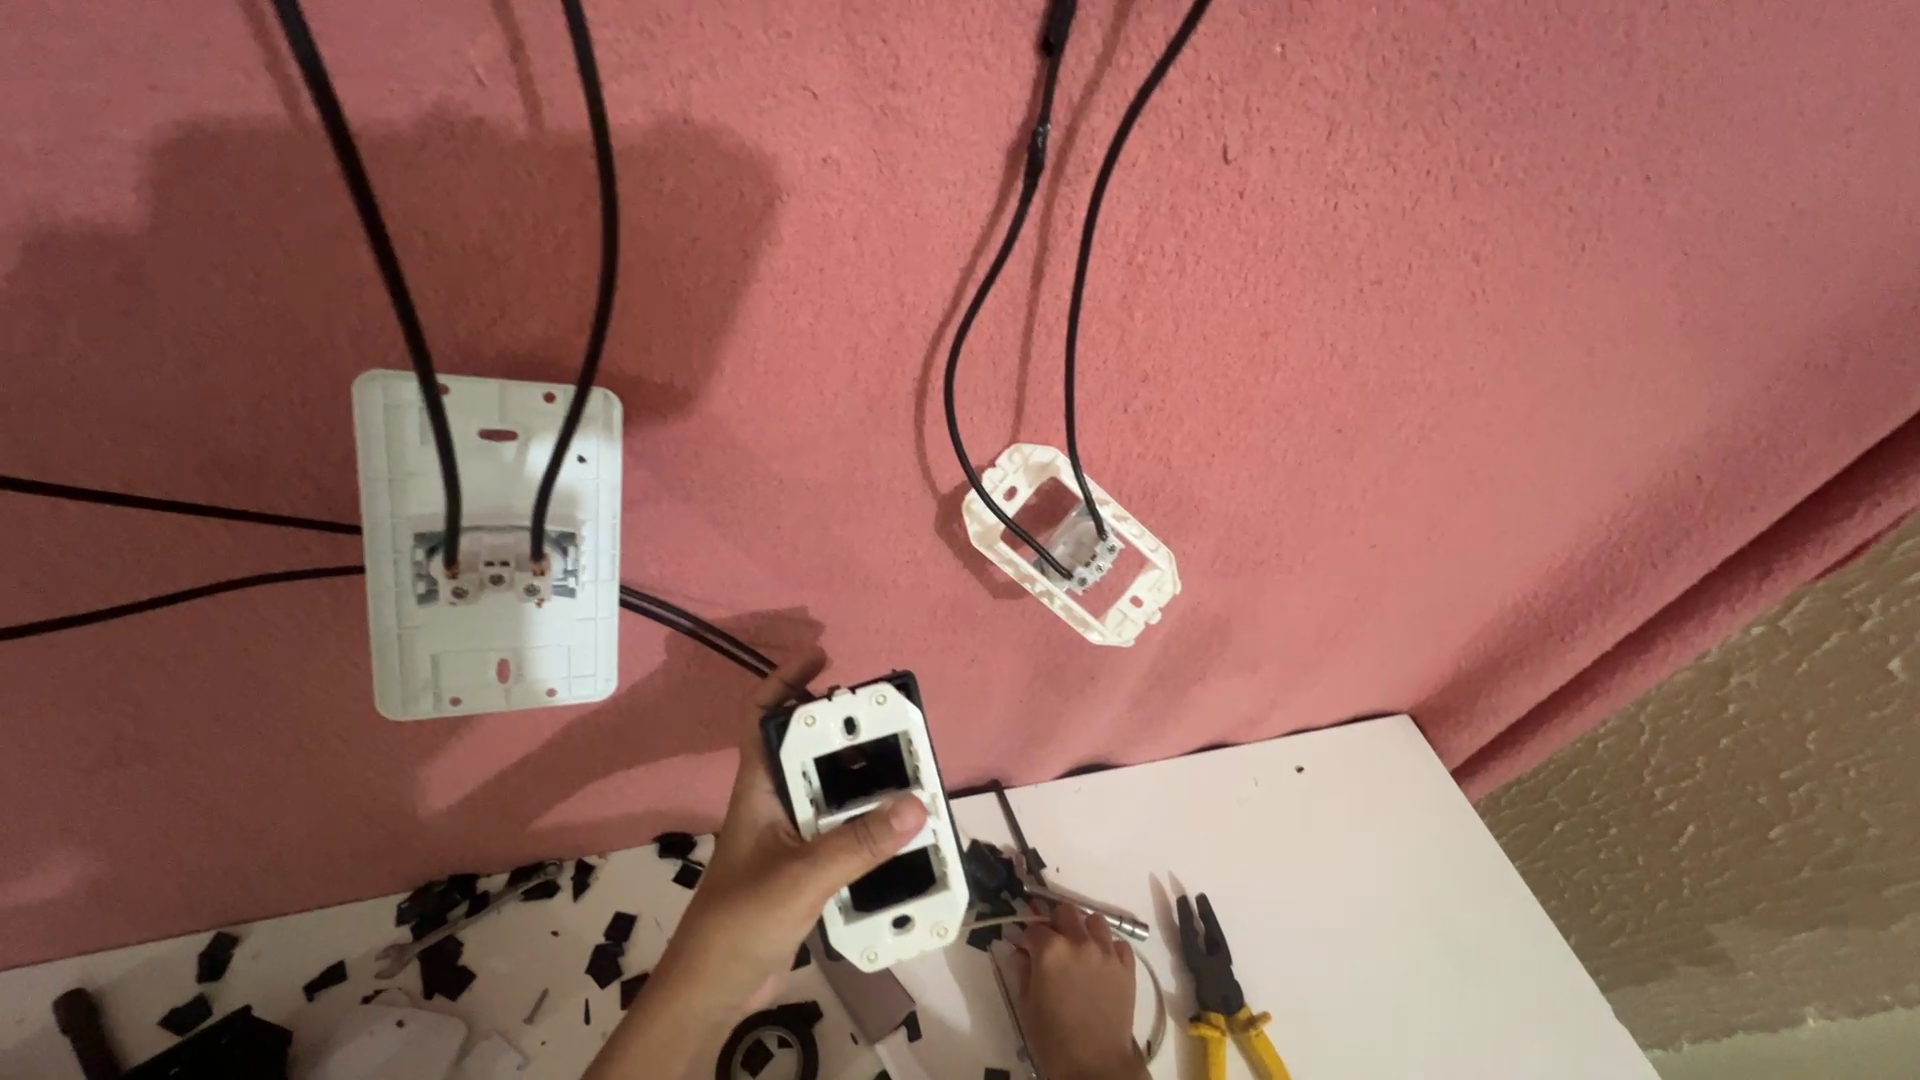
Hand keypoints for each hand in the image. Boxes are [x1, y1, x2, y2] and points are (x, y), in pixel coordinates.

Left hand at [647, 651, 929, 1016]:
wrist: (713, 989)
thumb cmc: (740, 920)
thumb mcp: (803, 877)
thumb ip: (859, 843)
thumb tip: (917, 803)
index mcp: (759, 790)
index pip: (762, 718)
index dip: (784, 681)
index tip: (821, 657)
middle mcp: (774, 804)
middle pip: (807, 749)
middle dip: (843, 728)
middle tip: (888, 721)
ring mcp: (788, 836)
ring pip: (828, 790)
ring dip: (861, 777)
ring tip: (902, 767)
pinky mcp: (802, 867)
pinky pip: (840, 829)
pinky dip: (866, 822)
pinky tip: (894, 829)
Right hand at [1014, 903, 1147, 1079]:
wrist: (1094, 1065)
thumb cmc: (1053, 1039)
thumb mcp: (1027, 1004)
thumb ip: (1022, 970)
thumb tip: (1019, 951)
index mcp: (1050, 950)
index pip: (1033, 927)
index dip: (1027, 937)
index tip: (1026, 947)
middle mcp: (1079, 942)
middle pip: (1066, 911)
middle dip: (1056, 922)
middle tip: (1053, 942)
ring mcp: (1106, 952)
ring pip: (1095, 920)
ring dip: (1085, 929)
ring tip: (1080, 948)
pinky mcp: (1126, 967)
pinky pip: (1119, 943)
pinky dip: (1110, 947)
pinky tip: (1102, 963)